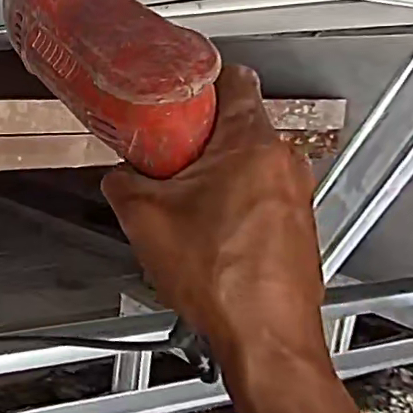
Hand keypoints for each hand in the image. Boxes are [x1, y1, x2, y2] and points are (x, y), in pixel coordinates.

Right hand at [101, 65, 328, 371]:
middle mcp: (284, 164)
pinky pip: (253, 189)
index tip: (172, 83)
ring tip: (172, 191)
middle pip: (232, 121)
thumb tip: (118, 173)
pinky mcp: (293, 223)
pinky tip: (197, 222)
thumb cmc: (221, 280)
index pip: (233, 78)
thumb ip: (120, 180)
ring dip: (205, 167)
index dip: (195, 74)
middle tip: (156, 147)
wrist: (263, 338)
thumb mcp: (141, 216)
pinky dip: (224, 194)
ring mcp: (294, 195)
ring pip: (241, 158)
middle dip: (190, 131)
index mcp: (252, 146)